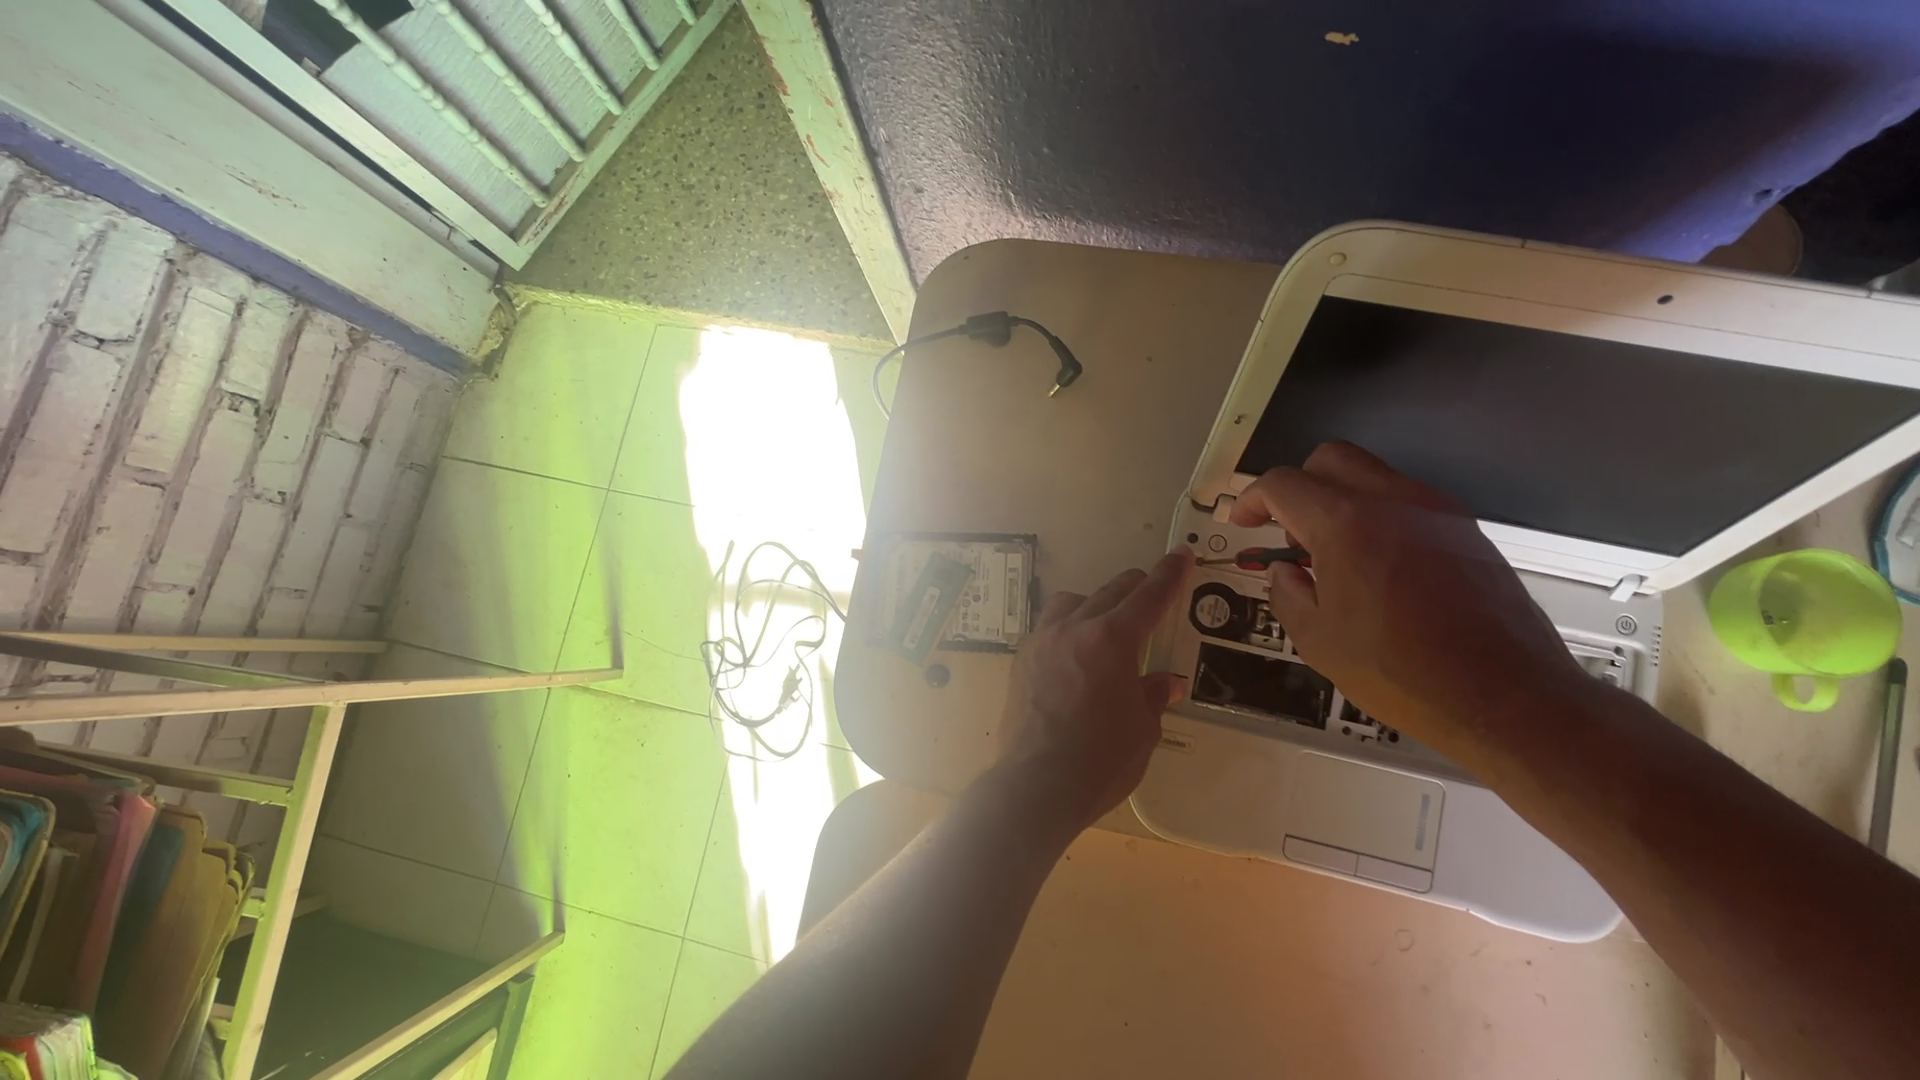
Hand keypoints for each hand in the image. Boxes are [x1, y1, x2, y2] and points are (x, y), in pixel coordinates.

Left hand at [996, 552, 1190, 831]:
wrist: (1038, 783)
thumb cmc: (1102, 758)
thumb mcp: (1143, 728)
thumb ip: (1152, 695)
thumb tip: (1165, 681)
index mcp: (1112, 639)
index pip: (1149, 596)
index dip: (1169, 574)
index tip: (1181, 554)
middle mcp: (1073, 628)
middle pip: (1110, 592)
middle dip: (1136, 588)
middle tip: (1150, 594)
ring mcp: (1041, 642)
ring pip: (1071, 602)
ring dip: (1093, 604)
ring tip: (1104, 626)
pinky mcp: (1020, 662)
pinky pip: (1047, 629)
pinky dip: (1066, 630)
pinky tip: (1072, 656)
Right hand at [1229, 442, 1586, 751]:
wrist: (1504, 696)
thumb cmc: (1399, 672)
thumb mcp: (1318, 641)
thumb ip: (1288, 594)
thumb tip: (1286, 572)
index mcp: (1345, 524)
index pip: (1283, 484)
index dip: (1251, 500)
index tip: (1242, 523)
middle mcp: (1393, 501)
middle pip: (1330, 459)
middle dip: (1297, 486)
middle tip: (1289, 533)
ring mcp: (1437, 511)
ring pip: (1373, 476)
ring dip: (1340, 500)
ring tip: (1334, 556)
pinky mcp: (1467, 530)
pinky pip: (1408, 503)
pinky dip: (1379, 517)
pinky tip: (1379, 569)